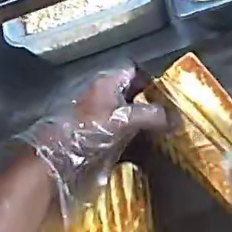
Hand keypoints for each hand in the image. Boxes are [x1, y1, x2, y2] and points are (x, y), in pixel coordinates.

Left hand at [20, 66, 169, 231]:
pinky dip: (128, 135)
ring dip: (138, 121)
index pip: (133, 70)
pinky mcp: (90, 133)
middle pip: (129, 92)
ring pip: (122, 111)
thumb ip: (151, 115)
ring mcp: (93, 114)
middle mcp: (98, 92)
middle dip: (147, 103)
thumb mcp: (123, 119)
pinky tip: (137, 146)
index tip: (167, 96)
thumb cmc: (87, 131)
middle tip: (167, 117)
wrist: (54, 161)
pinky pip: (115, 129)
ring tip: (157, 133)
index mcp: (105, 81)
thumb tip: (177, 119)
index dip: (151, 80)